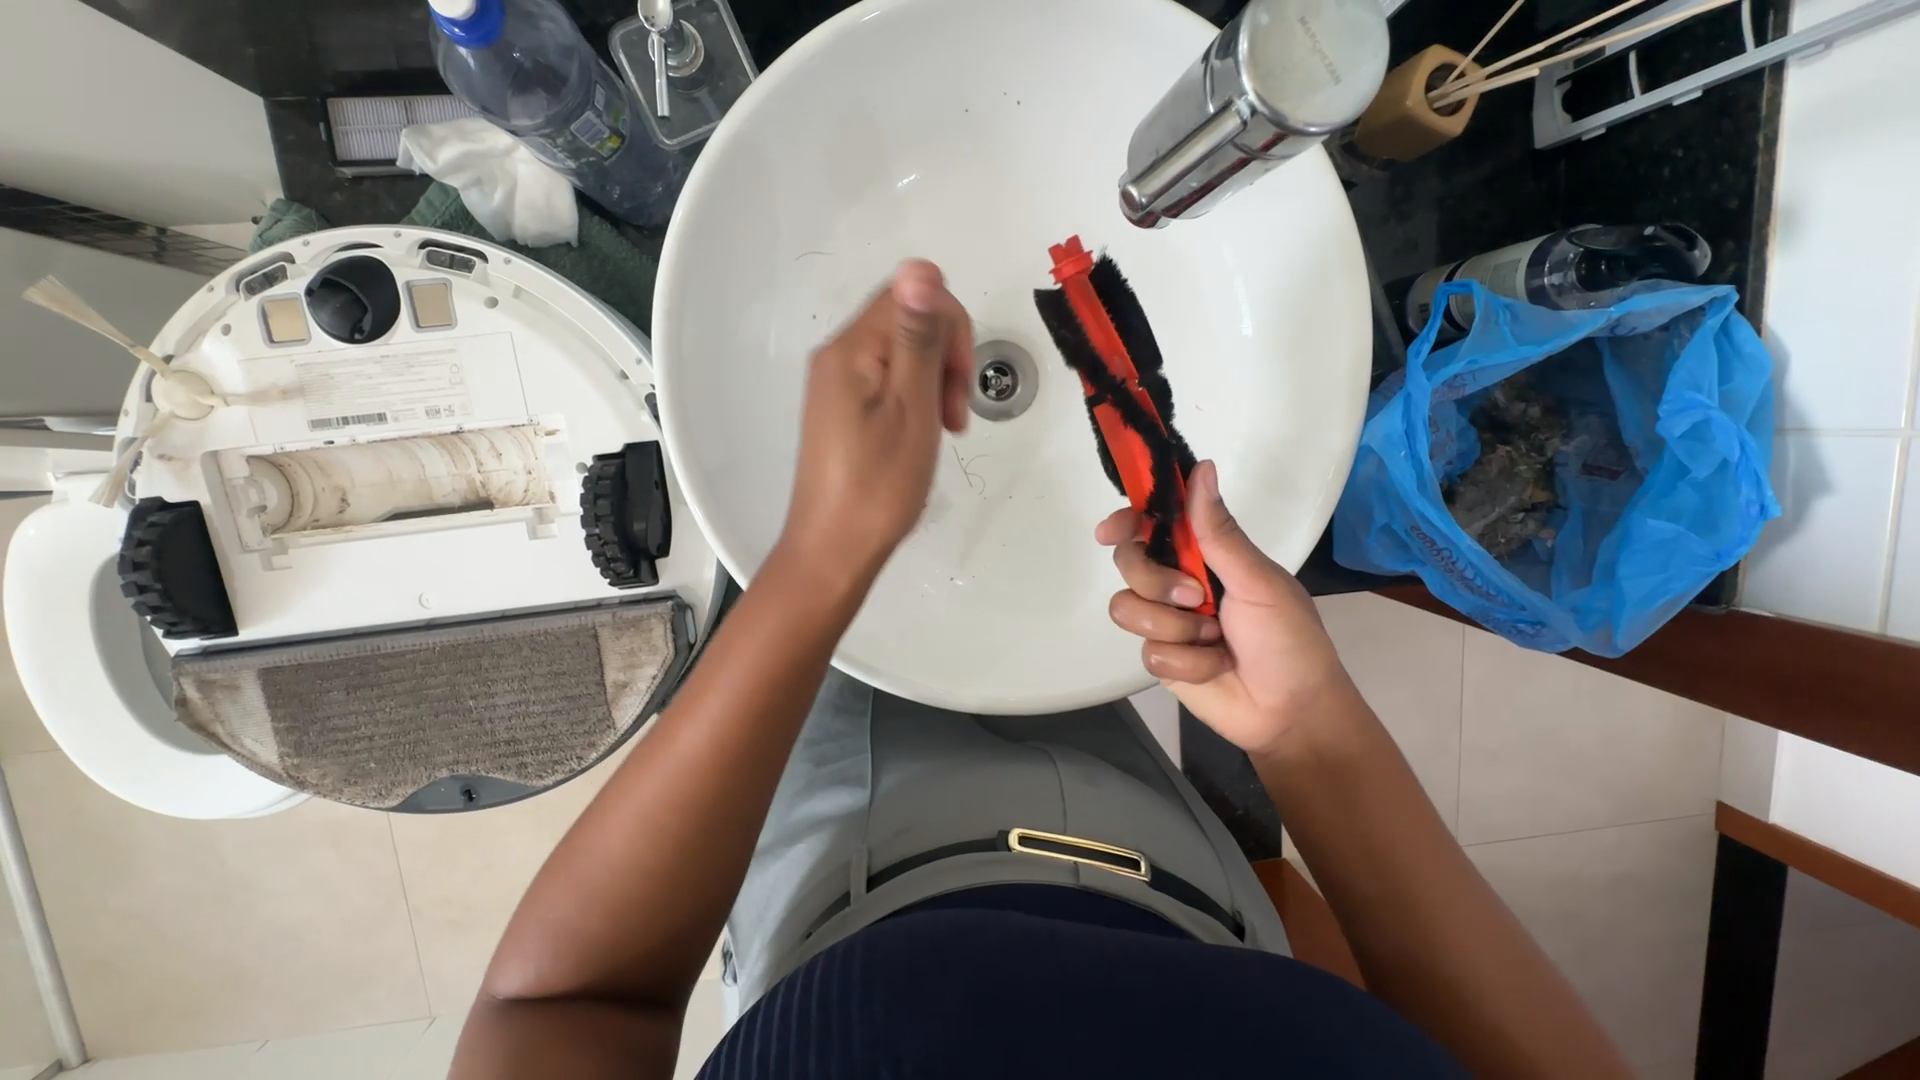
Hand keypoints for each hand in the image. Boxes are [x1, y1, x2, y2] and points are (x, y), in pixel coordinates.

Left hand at [777, 260, 972, 589]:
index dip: (950, 331)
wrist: (834, 550)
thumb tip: (921, 266)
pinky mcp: (841, 410)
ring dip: (935, 381)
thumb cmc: (878, 486)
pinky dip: (916, 399)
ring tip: (942, 430)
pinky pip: (888, 381)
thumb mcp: (910, 407)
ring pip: (901, 353)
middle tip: (954, 415)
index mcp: (850, 349)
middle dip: (945, 357)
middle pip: (906, 320)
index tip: (959, 384)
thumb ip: (917, 337)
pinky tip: (922, 435)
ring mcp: (836, 384)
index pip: (912, 295)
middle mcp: (837, 356)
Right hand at [1095, 461, 1353, 757]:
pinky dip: (1186, 662)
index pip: (1154, 524)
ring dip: (1174, 628)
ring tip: (1213, 641)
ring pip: (1128, 608)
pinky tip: (1214, 668)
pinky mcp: (1162, 658)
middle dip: (1156, 582)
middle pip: (1129, 563)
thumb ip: (1219, 531)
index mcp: (1206, 554)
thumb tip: (1202, 467)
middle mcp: (1179, 582)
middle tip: (1195, 598)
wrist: (1291, 711)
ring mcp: (1167, 621)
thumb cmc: (1288, 637)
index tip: (1111, 531)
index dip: (1127, 521)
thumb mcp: (1257, 579)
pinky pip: (1148, 651)